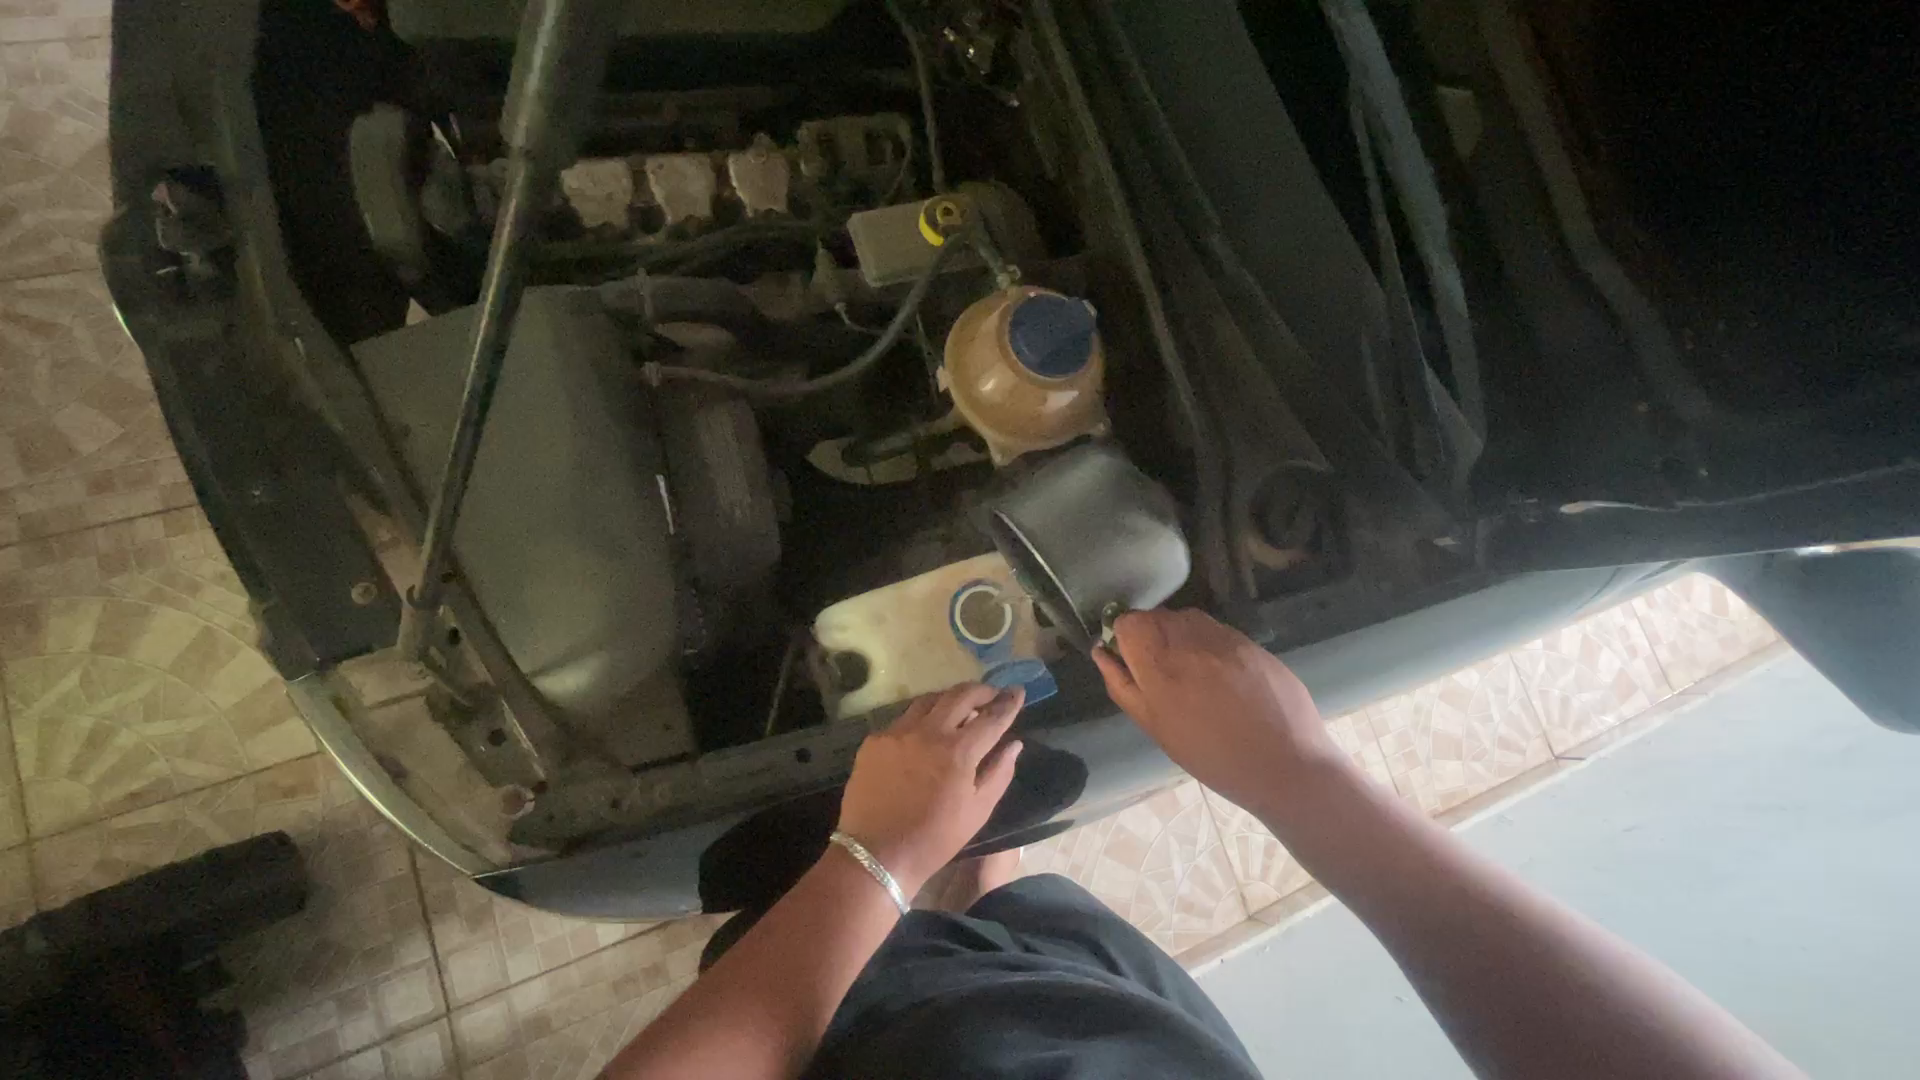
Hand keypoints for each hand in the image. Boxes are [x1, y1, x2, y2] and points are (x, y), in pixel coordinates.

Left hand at [836, 683, 1024, 896]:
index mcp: (959, 751)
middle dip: (981, 690)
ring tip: (960, 708)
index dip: (1008, 702)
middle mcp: (929, 731)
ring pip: (929, 699)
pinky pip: (904, 718)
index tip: (1018, 691)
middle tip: (991, 695)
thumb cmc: (935, 839)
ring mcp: (898, 732)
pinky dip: (922, 718)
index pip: (991, 717)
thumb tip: (1014, 744)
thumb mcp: (978, 811)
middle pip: (960, 695)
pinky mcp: (875, 739)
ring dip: (950, 699)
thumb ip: (999, 773)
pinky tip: (925, 731)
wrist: (876, 854)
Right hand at [1092, 609, 1340, 812]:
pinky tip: (1224, 679)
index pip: (1128, 622)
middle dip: (1152, 637)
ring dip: (1181, 637)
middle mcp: (1189, 639)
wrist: (1285, 765)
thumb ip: (1122, 684)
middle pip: (1156, 616)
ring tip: (1195, 676)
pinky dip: (1210, 646)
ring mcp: (1224, 637)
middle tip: (1164, 674)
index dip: (1126, 639)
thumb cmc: (1210, 756)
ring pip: (1187, 620)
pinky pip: (1217, 632)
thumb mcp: (1155, 727)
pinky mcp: (1251, 642)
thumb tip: (1101, 652)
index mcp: (1158, 664)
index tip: (1134, 662)